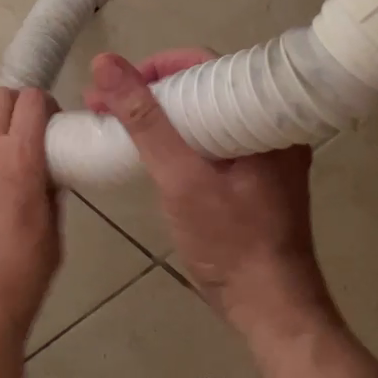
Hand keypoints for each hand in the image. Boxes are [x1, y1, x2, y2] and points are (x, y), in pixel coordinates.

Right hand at [84, 51, 332, 335]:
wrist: (271, 314)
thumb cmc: (231, 242)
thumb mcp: (180, 177)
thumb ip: (144, 119)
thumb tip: (106, 63)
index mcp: (261, 120)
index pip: (205, 66)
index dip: (156, 67)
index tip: (117, 84)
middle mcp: (267, 130)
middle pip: (201, 88)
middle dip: (149, 90)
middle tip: (107, 102)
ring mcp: (262, 155)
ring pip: (203, 114)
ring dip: (158, 113)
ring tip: (117, 122)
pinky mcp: (252, 179)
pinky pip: (209, 139)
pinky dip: (175, 136)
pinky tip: (147, 149)